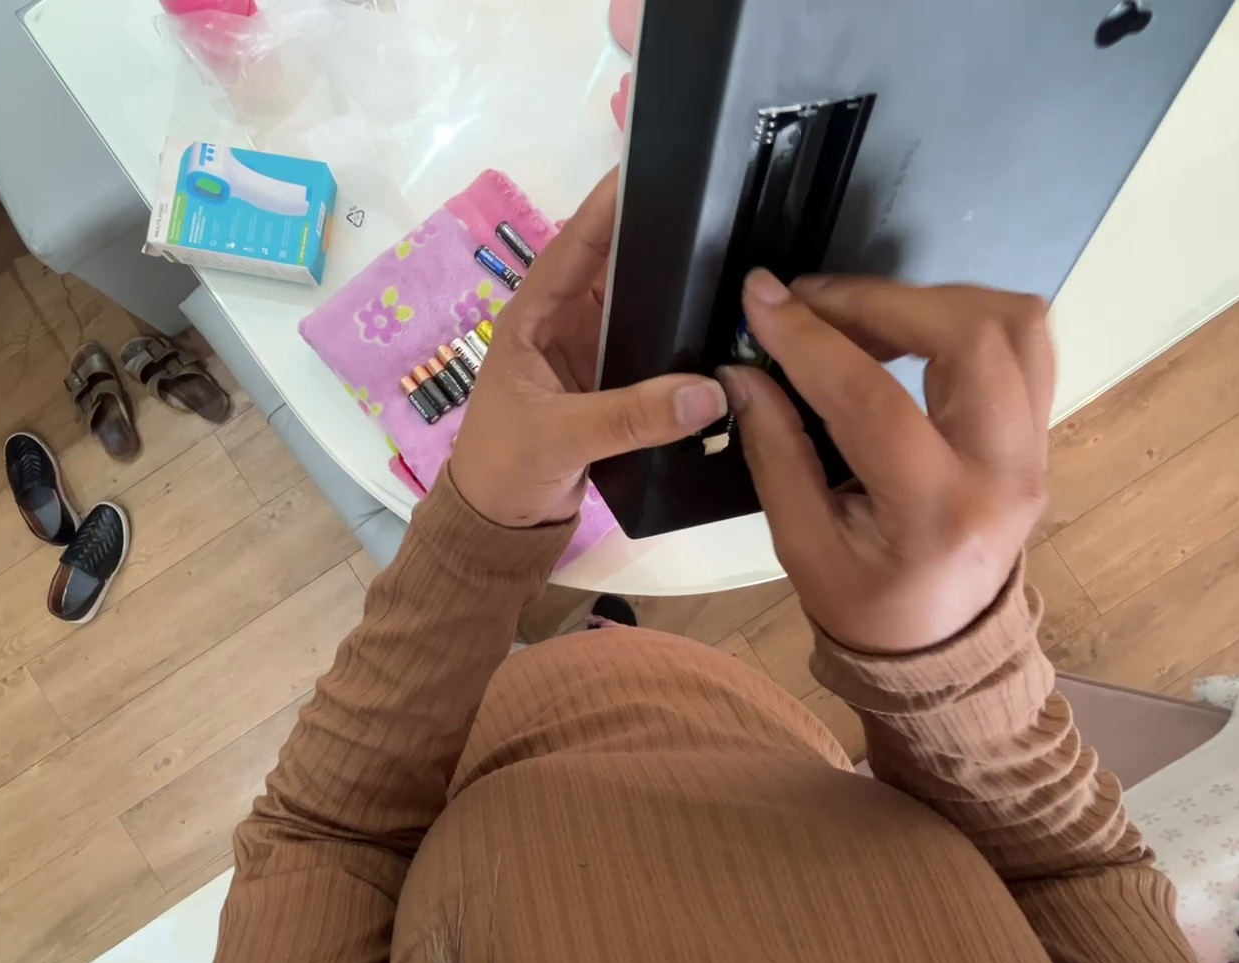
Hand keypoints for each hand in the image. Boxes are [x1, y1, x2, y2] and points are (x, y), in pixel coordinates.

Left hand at [448, 170, 728, 527]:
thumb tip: (710, 394)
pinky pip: (651, 356)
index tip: (656, 165)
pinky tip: (721, 334)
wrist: (502, 520)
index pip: (573, 247)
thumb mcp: (558, 436)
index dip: (608, 206)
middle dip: (660, 242)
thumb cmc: (504, 465)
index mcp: (532, 319)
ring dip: (676, 296)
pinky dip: (678, 348)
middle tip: (724, 209)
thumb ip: (628, 417)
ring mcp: (591, 357)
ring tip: (737, 262)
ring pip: (639, 312)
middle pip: (616, 271)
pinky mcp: (613, 389)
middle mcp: (564, 326)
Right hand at [718, 271, 1053, 653]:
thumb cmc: (858, 601)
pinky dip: (958, 315)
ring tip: (854, 314)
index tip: (761, 297)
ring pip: (1012, 323)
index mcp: (935, 511)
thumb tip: (743, 371)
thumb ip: (774, 450)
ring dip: (926, 299)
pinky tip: (901, 331)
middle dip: (878, 300)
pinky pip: (1020, 341)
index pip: (871, 398)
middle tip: (809, 301)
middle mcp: (1005, 469)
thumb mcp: (797, 541)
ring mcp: (1037, 446)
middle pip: (971, 336)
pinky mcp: (1040, 431)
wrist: (936, 640)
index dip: (808, 339)